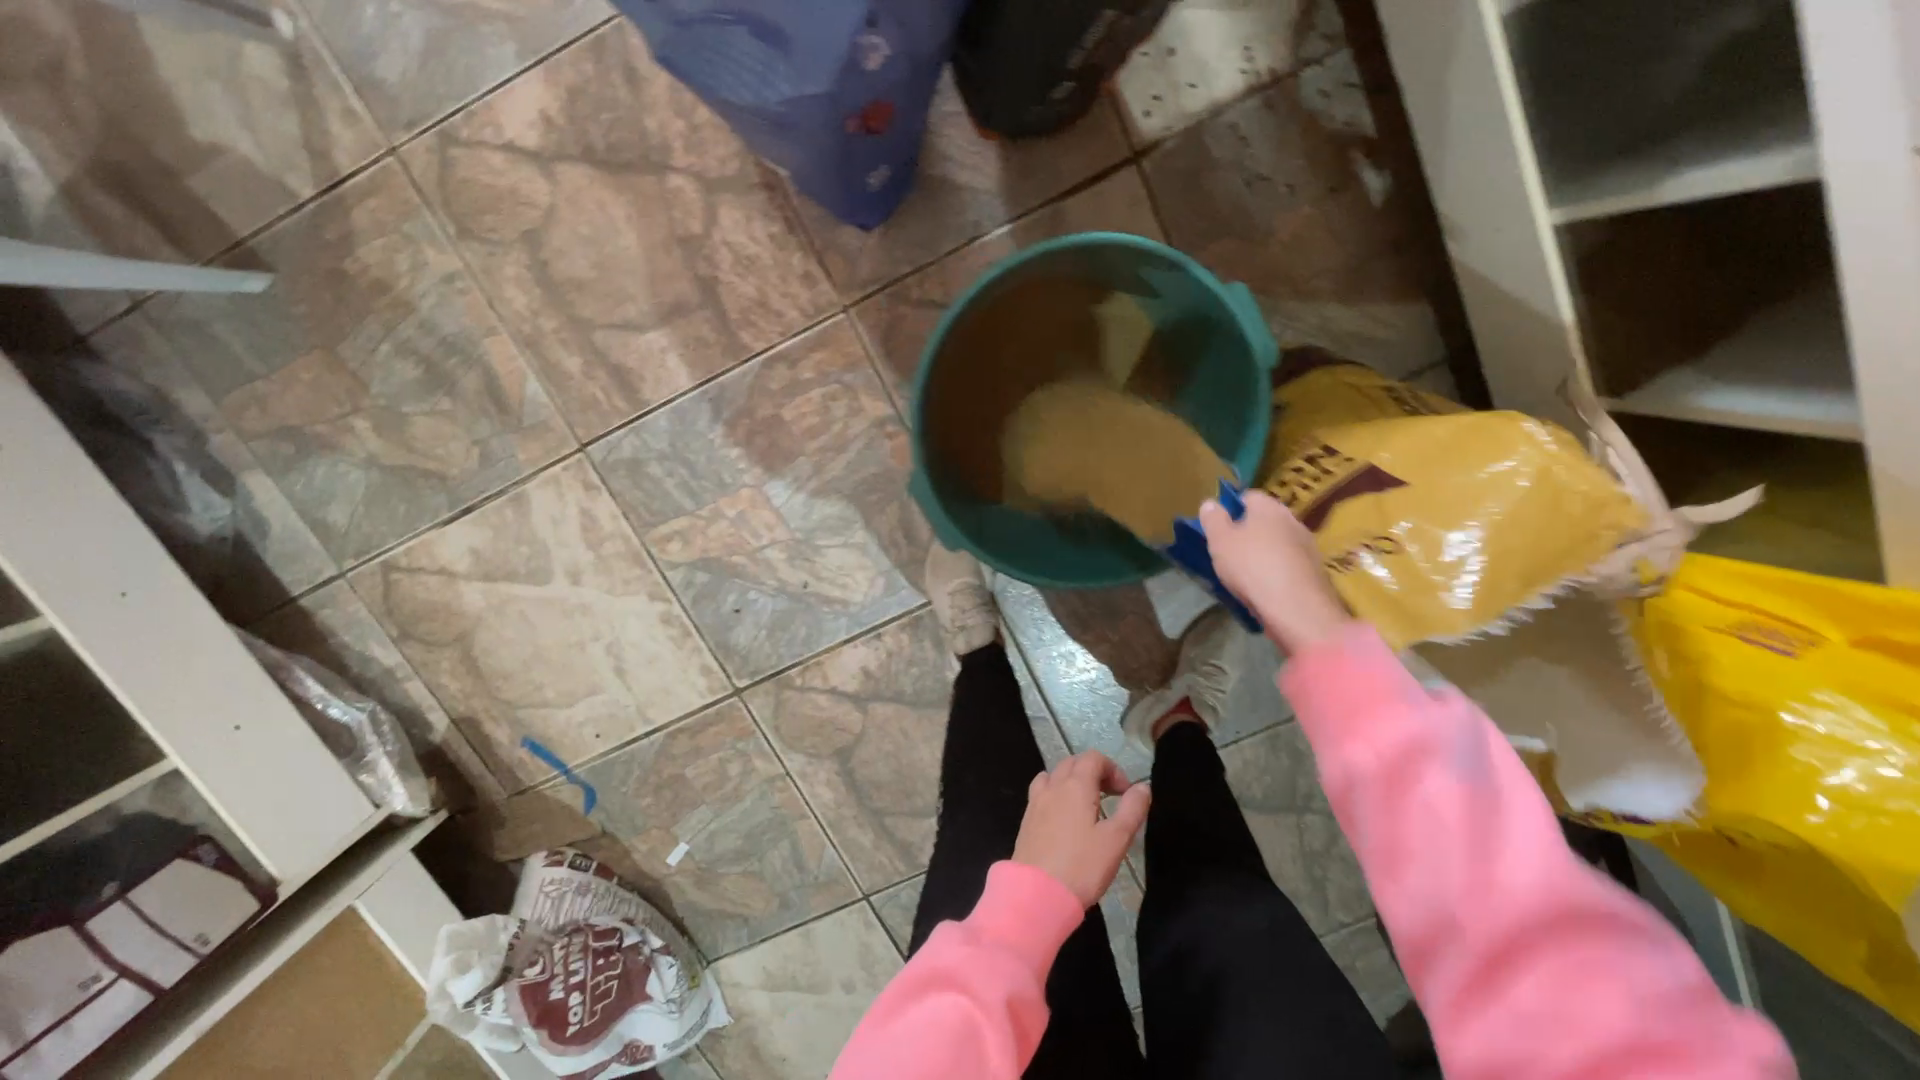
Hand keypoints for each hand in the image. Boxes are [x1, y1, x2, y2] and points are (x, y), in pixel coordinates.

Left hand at [1011, 751, 1149, 906]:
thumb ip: (1132, 809)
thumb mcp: (1116, 839)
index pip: (1093, 758)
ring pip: (1053, 775)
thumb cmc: (1082, 866)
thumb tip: (1143, 787)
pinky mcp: (1026, 821)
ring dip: (1071, 781)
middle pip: (1072, 763)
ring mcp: (1035, 803)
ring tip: (1086, 805)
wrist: (1036, 894)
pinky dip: (1056, 795)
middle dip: (1093, 772)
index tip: (1126, 793)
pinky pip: (1041, 794)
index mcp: (1075, 786)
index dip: (1113, 769)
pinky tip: (1064, 820)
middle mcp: (1052, 787)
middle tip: (1110, 796)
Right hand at [1199, 490, 1353, 654]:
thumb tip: (1210, 503)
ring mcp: (1308, 545)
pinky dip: (1279, 569)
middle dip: (1250, 530)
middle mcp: (1292, 519)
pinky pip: (1290, 563)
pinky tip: (1267, 586)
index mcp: (1268, 507)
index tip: (1219, 526)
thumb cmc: (1251, 567)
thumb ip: (1213, 519)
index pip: (1249, 496)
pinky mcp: (1315, 570)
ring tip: (1248, 571)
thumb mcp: (1220, 542)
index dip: (1233, 507)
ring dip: (1266, 550)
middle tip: (1231, 549)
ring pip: (1280, 541)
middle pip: (1267, 518)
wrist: (1296, 607)